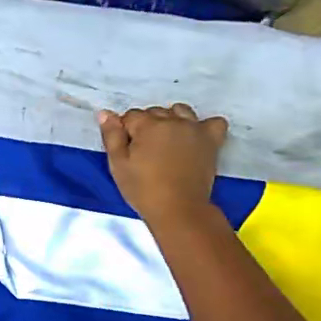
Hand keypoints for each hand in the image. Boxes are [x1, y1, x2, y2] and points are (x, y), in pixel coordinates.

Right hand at [98, 103, 228, 222]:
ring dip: (171, 120)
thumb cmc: (143, 189)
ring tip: (165, 143)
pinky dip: (203, 126)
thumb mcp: (118, 165)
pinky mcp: (212, 140)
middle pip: (155, 112)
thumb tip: (105, 113)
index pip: (130, 116)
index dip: (124, 132)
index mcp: (148, 125)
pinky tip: (194, 138)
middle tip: (143, 152)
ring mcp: (195, 129)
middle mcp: (173, 120)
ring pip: (180, 111)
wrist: (178, 208)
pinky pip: (214, 122)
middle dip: (146, 126)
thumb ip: (112, 136)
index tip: (126, 151)